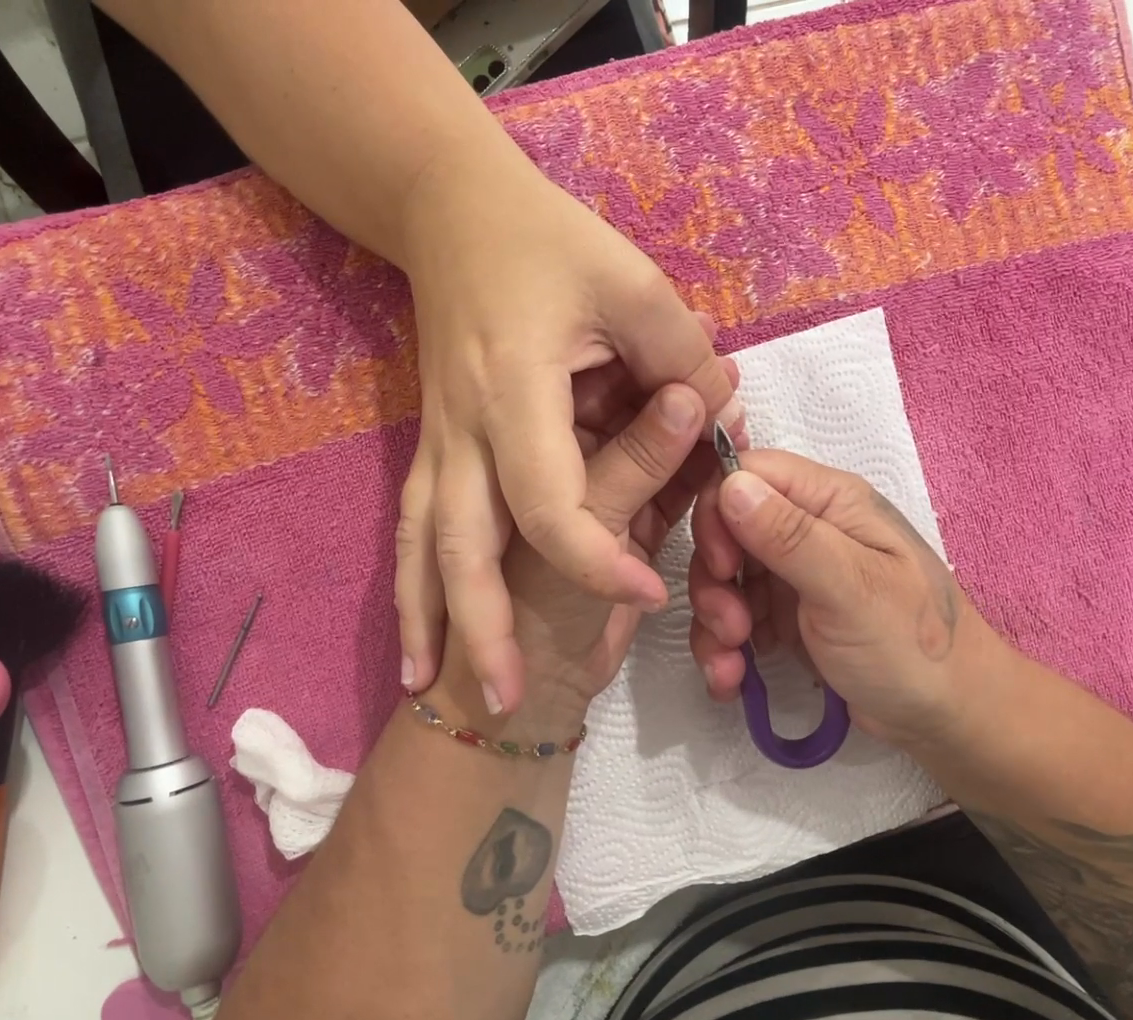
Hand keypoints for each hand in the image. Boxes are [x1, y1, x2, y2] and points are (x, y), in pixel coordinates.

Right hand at [394, 161, 740, 715]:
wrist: (450, 211)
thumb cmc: (548, 242)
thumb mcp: (631, 284)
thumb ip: (681, 356)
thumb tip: (723, 415)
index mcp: (517, 392)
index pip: (551, 498)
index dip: (600, 555)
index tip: (651, 590)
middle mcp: (466, 431)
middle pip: (463, 543)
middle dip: (486, 625)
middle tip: (512, 697)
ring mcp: (438, 441)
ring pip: (421, 545)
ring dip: (429, 621)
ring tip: (433, 689)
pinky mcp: (432, 446)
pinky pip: (411, 529)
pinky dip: (409, 590)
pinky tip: (415, 642)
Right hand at [688, 451, 1002, 747]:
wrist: (946, 719)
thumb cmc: (912, 646)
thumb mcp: (851, 589)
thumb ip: (790, 536)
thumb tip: (731, 482)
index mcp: (833, 503)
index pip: (749, 473)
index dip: (719, 513)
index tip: (723, 566)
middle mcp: (810, 530)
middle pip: (728, 530)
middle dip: (715, 582)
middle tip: (731, 629)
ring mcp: (796, 576)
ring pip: (726, 580)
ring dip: (715, 623)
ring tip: (730, 668)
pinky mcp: (788, 617)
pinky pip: (737, 619)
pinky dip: (726, 650)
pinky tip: (733, 681)